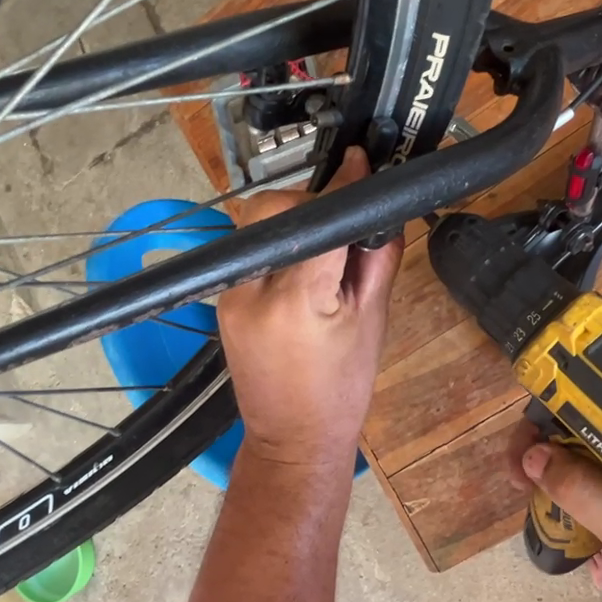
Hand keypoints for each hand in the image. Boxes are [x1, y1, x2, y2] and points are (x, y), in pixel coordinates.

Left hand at [216, 148, 402, 466]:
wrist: (293, 440)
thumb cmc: (342, 390)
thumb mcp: (373, 322)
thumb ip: (377, 257)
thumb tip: (379, 207)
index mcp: (296, 299)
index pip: (319, 219)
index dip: (343, 187)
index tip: (360, 162)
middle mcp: (251, 289)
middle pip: (273, 210)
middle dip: (308, 204)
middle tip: (341, 225)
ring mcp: (229, 296)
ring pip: (256, 226)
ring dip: (291, 223)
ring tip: (323, 251)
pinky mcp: (222, 301)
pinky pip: (250, 253)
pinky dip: (279, 248)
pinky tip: (302, 270)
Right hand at [507, 422, 601, 601]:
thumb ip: (579, 490)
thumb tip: (533, 455)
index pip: (583, 395)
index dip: (541, 418)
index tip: (522, 461)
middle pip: (580, 409)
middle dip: (541, 440)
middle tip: (522, 482)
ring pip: (589, 431)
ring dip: (557, 455)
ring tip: (540, 490)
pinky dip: (578, 466)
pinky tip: (569, 492)